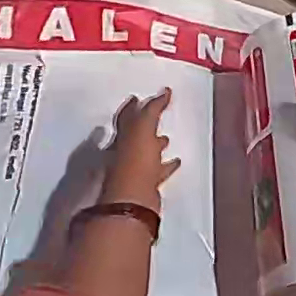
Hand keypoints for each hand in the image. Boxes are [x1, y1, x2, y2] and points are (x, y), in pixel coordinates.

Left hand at [104, 89, 179, 206]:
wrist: (134, 203)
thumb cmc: (135, 162)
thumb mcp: (143, 128)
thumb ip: (152, 110)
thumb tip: (163, 92)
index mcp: (120, 138)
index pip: (125, 118)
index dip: (131, 107)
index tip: (137, 97)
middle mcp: (122, 154)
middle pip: (132, 136)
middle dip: (142, 126)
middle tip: (153, 116)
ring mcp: (133, 172)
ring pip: (144, 154)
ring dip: (154, 146)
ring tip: (166, 139)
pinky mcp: (145, 188)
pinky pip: (156, 172)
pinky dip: (165, 166)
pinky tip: (175, 162)